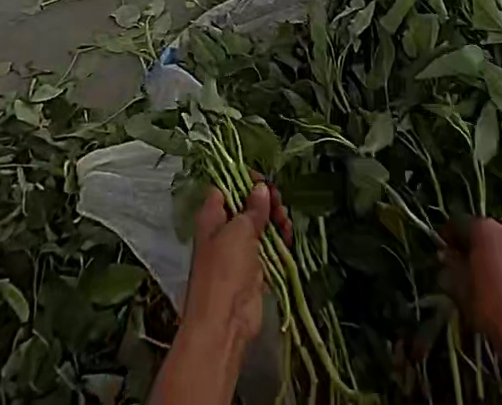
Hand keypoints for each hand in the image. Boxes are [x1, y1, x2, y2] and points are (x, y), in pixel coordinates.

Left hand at [183, 183, 287, 341]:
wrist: (224, 322)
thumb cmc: (225, 269)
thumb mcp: (239, 230)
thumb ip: (252, 208)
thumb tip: (261, 188)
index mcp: (212, 216)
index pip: (226, 186)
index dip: (245, 180)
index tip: (264, 181)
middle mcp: (223, 230)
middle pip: (246, 205)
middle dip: (265, 201)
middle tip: (279, 203)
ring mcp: (238, 250)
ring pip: (260, 225)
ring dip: (275, 220)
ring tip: (285, 223)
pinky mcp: (253, 268)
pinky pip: (268, 247)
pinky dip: (279, 240)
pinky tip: (289, 237)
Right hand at [442, 219, 501, 404]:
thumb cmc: (486, 304)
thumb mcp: (458, 284)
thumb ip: (450, 263)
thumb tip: (446, 255)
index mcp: (484, 228)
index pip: (458, 223)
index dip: (447, 236)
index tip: (442, 250)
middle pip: (482, 232)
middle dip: (470, 245)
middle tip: (460, 263)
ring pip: (501, 245)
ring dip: (490, 255)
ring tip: (482, 276)